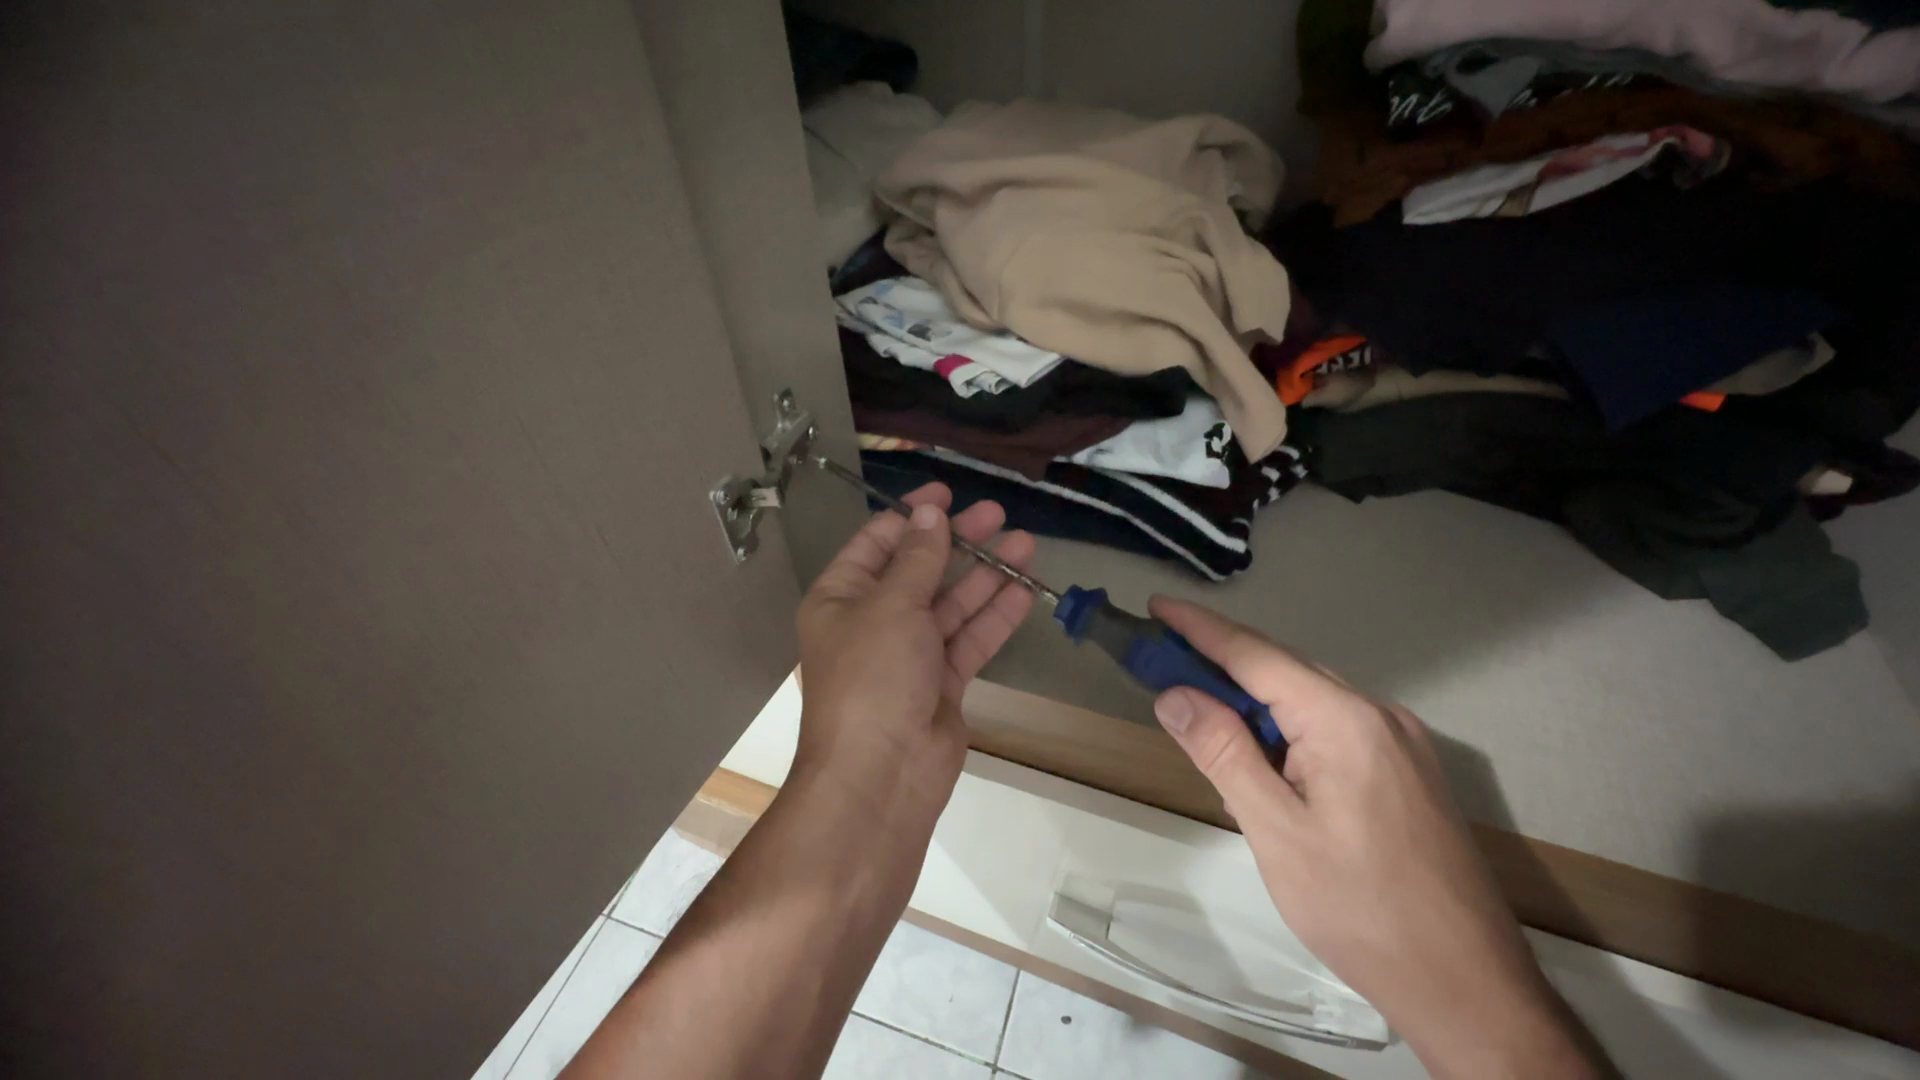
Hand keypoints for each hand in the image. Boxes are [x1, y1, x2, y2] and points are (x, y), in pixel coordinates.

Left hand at [794, 482, 1036, 818]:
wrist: (882, 775)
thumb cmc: (873, 678)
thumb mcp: (891, 607)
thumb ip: (917, 559)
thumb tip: (929, 513)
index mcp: (841, 598)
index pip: (877, 544)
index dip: (911, 516)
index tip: (947, 493)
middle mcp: (872, 622)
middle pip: (920, 571)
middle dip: (958, 542)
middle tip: (997, 514)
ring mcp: (909, 654)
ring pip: (951, 604)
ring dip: (986, 574)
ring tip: (1024, 542)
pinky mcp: (941, 683)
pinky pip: (969, 639)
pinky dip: (995, 615)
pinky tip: (1025, 588)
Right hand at [1148, 598, 1603, 1079]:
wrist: (1469, 985)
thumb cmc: (1359, 908)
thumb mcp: (1276, 831)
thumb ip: (1224, 753)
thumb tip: (1175, 694)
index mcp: (1344, 721)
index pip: (1257, 656)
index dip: (1201, 628)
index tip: (1157, 606)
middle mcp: (1380, 715)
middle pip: (1285, 671)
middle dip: (1222, 662)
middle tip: (1163, 661)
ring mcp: (1402, 743)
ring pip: (1311, 700)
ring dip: (1255, 699)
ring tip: (1204, 712)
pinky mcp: (1410, 772)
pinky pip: (1336, 728)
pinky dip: (1289, 727)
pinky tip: (1266, 758)